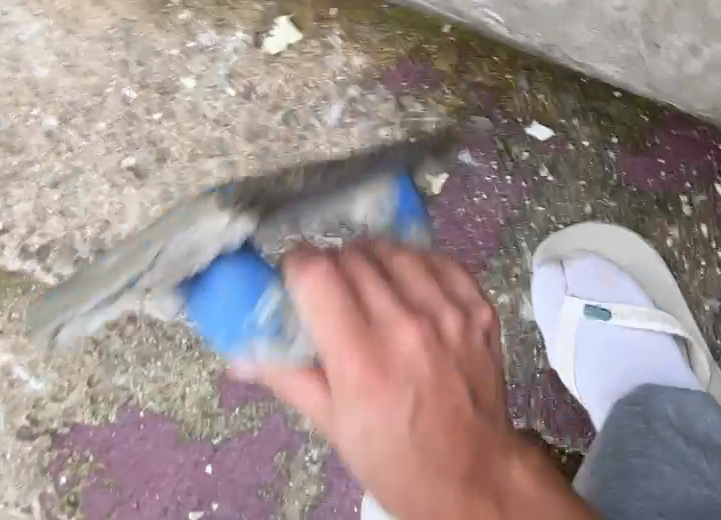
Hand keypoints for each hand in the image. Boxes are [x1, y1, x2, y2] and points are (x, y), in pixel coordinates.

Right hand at [240, 242, 593, 519]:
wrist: (470, 469)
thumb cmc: (393, 456)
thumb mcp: (332, 424)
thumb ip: (289, 377)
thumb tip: (240, 352)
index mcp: (362, 358)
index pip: (319, 276)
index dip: (298, 265)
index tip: (293, 272)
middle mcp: (408, 325)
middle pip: (357, 258)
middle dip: (333, 263)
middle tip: (328, 282)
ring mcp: (451, 312)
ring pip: (400, 252)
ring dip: (375, 258)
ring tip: (368, 279)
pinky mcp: (480, 306)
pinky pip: (443, 261)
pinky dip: (419, 264)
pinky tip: (410, 281)